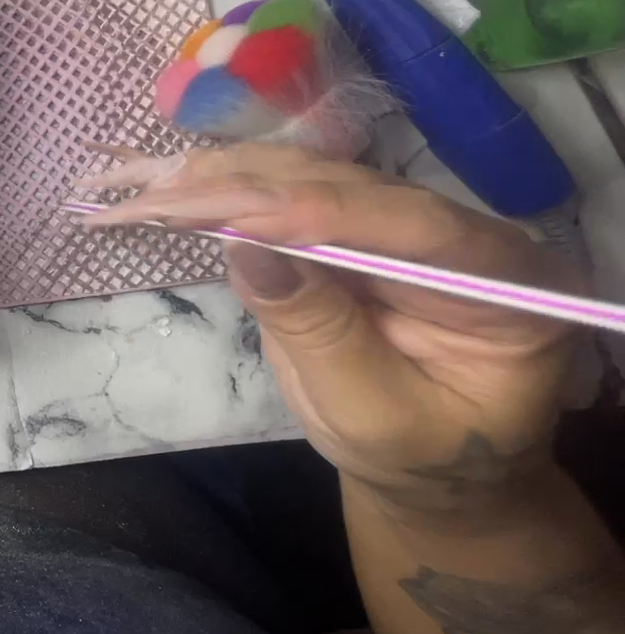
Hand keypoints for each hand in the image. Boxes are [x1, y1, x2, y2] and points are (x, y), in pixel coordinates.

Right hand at [79, 144, 581, 516]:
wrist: (427, 458)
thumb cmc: (418, 451)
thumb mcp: (371, 410)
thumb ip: (317, 329)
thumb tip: (243, 248)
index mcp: (501, 281)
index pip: (405, 224)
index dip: (308, 211)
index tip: (217, 214)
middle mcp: (450, 231)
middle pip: (335, 186)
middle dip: (233, 189)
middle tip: (144, 200)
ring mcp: (389, 222)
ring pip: (294, 175)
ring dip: (208, 177)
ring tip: (132, 185)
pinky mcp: (336, 225)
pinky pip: (270, 191)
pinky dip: (208, 186)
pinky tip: (156, 182)